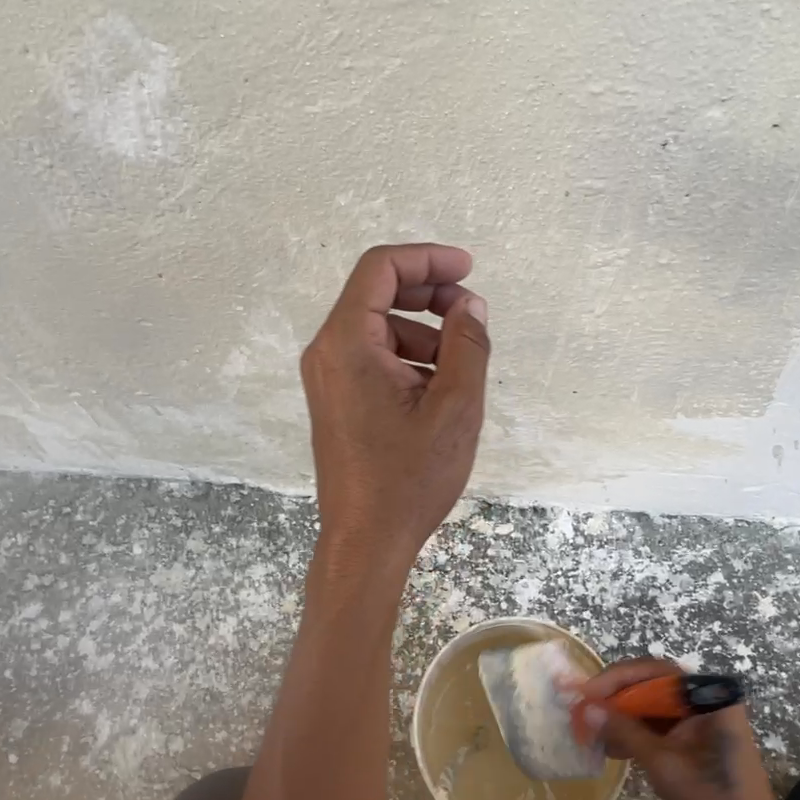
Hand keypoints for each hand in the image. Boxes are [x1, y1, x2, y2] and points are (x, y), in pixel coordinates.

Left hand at [301, 244, 489, 562]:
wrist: (366, 541)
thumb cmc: (410, 478)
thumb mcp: (455, 408)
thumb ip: (468, 345)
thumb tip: (470, 305)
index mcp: (346, 344)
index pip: (380, 269)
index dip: (427, 258)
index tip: (468, 269)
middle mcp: (327, 353)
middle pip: (377, 296)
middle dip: (429, 296)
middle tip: (473, 316)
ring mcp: (328, 379)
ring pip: (380, 330)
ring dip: (425, 336)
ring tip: (462, 372)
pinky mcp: (337, 401)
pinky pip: (374, 360)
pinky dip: (409, 362)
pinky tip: (439, 395)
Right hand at [577, 659, 783, 799]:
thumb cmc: (712, 798)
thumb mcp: (662, 763)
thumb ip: (625, 731)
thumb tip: (588, 708)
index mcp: (709, 695)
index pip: (654, 671)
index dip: (616, 678)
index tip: (587, 693)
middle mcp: (708, 698)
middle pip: (652, 684)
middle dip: (616, 697)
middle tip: (586, 710)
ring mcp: (704, 718)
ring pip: (654, 704)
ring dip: (624, 716)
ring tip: (595, 732)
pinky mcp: (699, 736)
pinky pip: (662, 723)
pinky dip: (638, 731)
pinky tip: (615, 747)